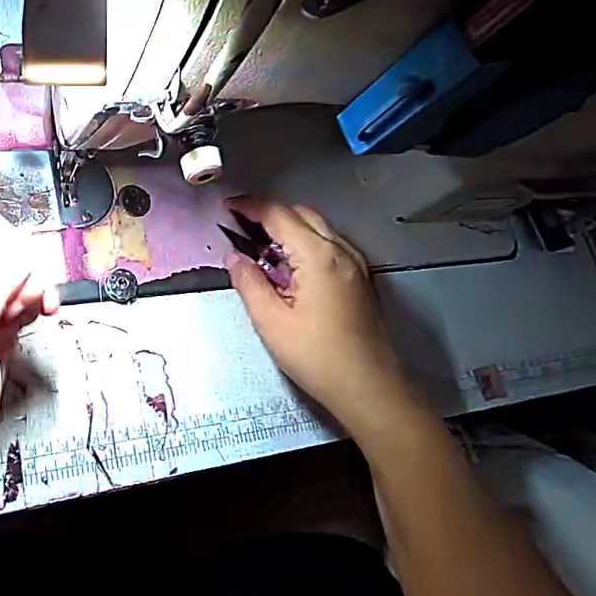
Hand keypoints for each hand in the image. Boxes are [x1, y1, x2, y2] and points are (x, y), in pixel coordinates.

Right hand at [223, 197, 415, 431]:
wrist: (368, 388)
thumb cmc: (317, 356)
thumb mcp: (270, 321)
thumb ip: (249, 282)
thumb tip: (235, 257)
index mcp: (318, 257)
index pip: (279, 215)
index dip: (250, 207)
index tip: (227, 207)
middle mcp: (342, 252)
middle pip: (301, 213)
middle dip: (268, 212)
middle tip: (239, 223)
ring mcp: (355, 264)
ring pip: (317, 227)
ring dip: (287, 226)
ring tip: (258, 243)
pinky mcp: (359, 278)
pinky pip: (328, 244)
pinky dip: (303, 241)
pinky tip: (286, 264)